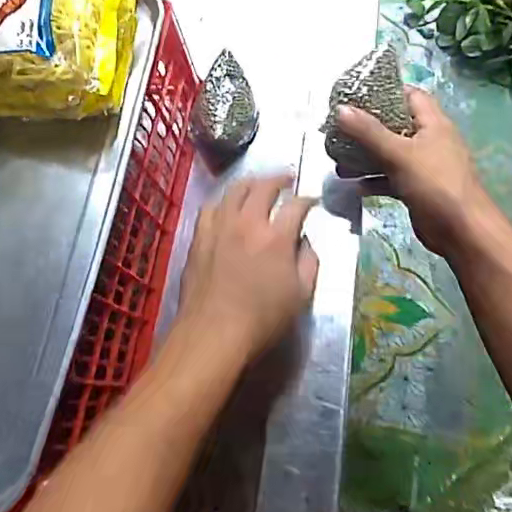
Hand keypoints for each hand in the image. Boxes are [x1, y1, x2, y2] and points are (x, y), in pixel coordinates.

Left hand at [175, 174, 318, 360]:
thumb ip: (309, 263)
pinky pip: (210, 208)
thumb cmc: (262, 320)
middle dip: (279, 178)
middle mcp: (247, 224)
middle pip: (263, 187)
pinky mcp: (199, 238)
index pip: (296, 205)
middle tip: (287, 178)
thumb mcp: (301, 296)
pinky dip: (223, 201)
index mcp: (276, 238)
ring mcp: (219, 228)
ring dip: (250, 183)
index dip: (308, 199)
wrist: (212, 333)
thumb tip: (305, 242)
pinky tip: (226, 206)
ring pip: (234, 191)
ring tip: (257, 185)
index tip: (312, 201)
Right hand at [335, 88, 504, 257]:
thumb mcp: (399, 154)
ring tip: (338, 158)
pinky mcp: (417, 188)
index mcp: (433, 123)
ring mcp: (424, 165)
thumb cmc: (435, 184)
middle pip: (396, 124)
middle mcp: (430, 140)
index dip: (385, 91)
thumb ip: (368, 132)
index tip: (355, 95)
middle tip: (339, 128)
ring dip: (366, 155)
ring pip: (391, 153)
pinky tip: (354, 184)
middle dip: (367, 126)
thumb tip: (340, 108)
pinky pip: (391, 177)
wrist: (461, 231)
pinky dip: (374, 179)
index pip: (410, 95)